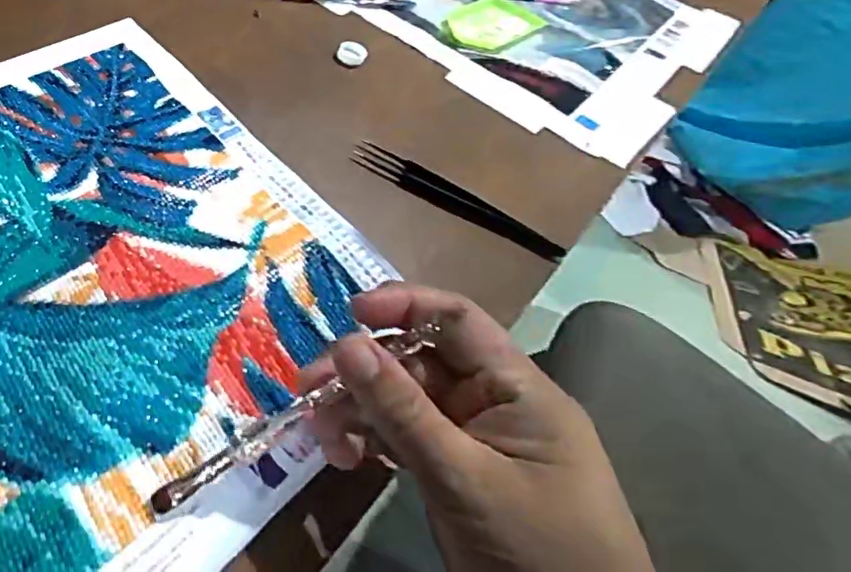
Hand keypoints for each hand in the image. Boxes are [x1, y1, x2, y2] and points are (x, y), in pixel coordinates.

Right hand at [300, 283, 652, 571]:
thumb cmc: (541, 552)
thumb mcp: (466, 479)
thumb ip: (403, 410)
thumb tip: (344, 342)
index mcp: (516, 389)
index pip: (455, 319)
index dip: (402, 305)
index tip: (349, 313)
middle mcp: (489, 401)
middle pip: (412, 358)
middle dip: (358, 369)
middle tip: (309, 387)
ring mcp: (467, 435)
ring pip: (396, 396)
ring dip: (352, 407)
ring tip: (322, 434)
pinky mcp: (448, 466)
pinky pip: (396, 432)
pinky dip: (364, 436)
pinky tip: (342, 456)